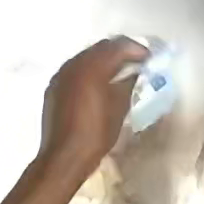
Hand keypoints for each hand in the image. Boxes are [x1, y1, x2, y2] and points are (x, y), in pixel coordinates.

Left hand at [35, 37, 148, 191]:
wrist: (64, 157)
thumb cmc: (97, 132)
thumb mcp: (120, 106)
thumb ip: (128, 83)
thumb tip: (135, 72)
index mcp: (92, 66)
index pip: (118, 46)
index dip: (136, 49)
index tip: (149, 58)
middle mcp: (74, 64)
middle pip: (101, 47)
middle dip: (121, 51)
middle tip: (137, 62)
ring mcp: (61, 75)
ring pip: (87, 56)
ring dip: (104, 60)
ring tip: (121, 72)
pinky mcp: (54, 87)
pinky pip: (76, 69)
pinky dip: (90, 70)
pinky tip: (100, 84)